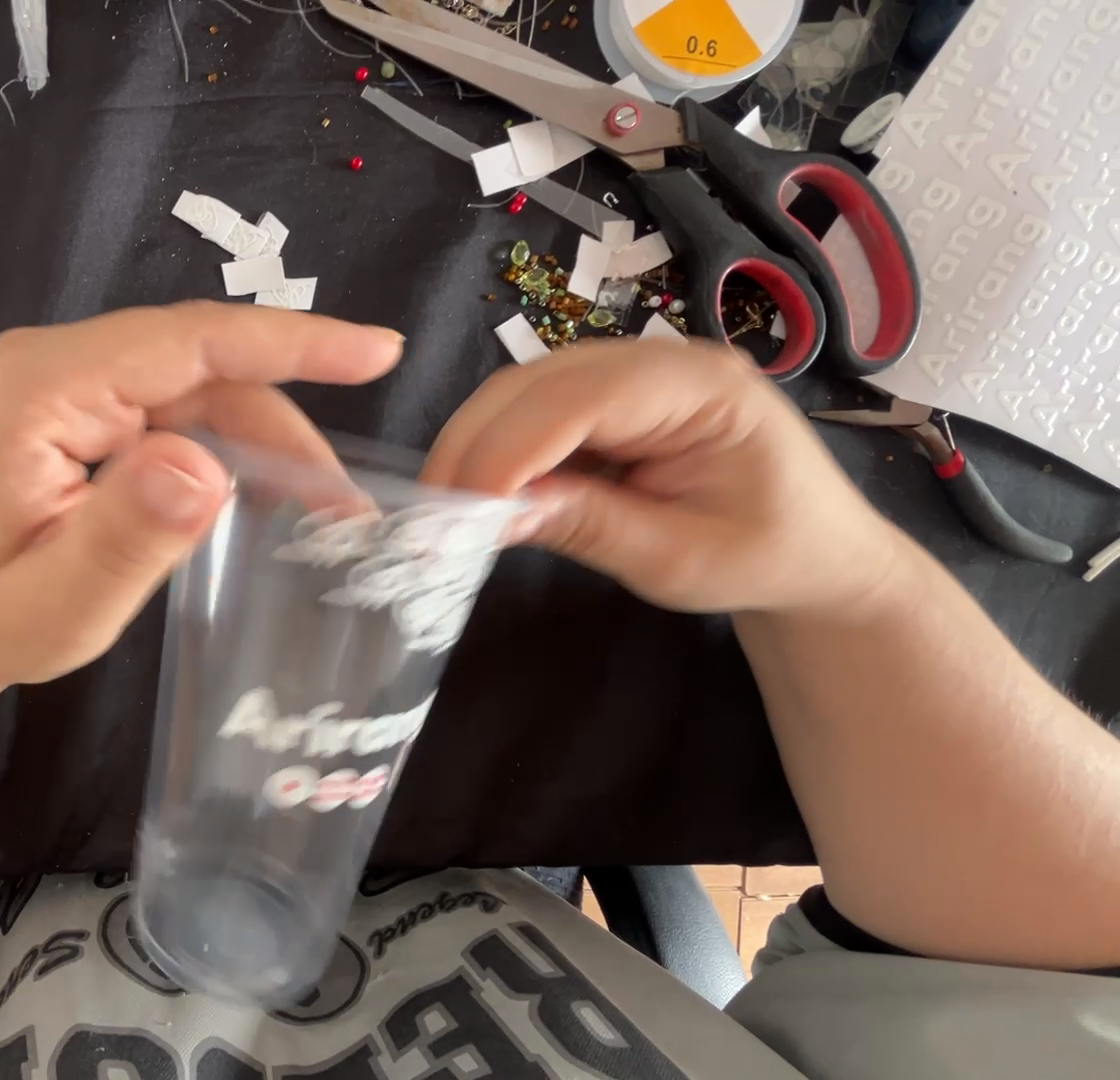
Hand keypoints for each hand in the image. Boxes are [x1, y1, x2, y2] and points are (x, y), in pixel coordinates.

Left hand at [0, 302, 403, 694]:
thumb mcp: (57, 604)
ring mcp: (74, 385)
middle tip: (345, 499)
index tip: (375, 353)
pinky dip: (234, 448)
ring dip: (266, 440)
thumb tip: (204, 467)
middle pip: (201, 364)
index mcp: (40, 389)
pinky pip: (182, 410)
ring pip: (201, 387)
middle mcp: (57, 367)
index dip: (286, 343)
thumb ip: (124, 537)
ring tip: (322, 508)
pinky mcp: (90, 411)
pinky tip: (267, 491)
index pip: (182, 342)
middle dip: (284, 421)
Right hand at [421, 340, 907, 615]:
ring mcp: (624, 376)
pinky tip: (479, 493)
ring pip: (517, 393)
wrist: (811, 552)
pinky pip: (525, 414)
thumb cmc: (765, 558)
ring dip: (473, 446)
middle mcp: (657, 363)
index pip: (583, 398)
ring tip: (447, 507)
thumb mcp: (679, 559)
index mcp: (703, 389)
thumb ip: (589, 527)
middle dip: (473, 444)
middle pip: (534, 383)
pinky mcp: (600, 403)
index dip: (512, 447)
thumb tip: (494, 514)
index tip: (460, 508)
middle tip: (431, 513)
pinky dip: (491, 452)